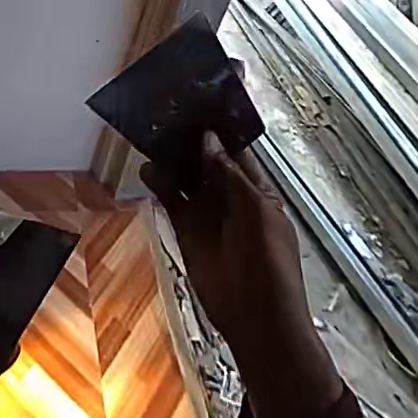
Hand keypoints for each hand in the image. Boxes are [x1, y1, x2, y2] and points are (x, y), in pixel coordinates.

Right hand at [142, 133, 343, 417]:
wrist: (256, 318)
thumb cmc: (269, 262)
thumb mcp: (257, 212)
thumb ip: (230, 175)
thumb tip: (208, 138)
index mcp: (255, 187)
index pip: (234, 148)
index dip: (218, 126)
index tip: (199, 99)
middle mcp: (228, 193)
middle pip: (205, 158)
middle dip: (188, 138)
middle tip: (165, 113)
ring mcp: (206, 211)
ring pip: (185, 176)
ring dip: (171, 159)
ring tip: (152, 137)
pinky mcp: (186, 229)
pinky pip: (171, 200)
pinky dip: (159, 184)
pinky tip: (147, 170)